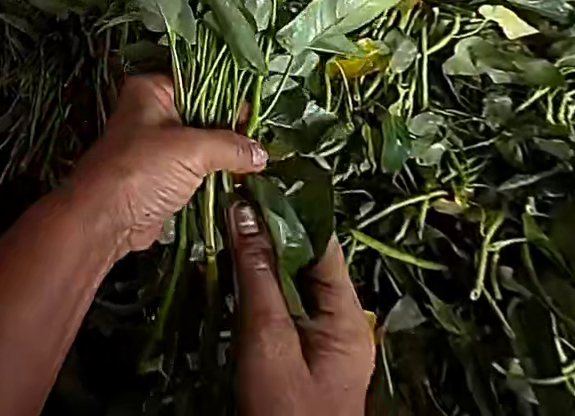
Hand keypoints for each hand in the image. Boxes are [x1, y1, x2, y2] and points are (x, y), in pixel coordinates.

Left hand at [59, 75, 267, 255]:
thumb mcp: (192, 150)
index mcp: (152, 89)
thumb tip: (261, 153)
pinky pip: (193, 167)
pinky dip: (211, 173)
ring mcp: (155, 142)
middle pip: (200, 112)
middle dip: (228, 129)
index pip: (199, 82)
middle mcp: (152, 110)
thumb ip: (230, 146)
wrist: (105, 218)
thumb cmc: (142, 169)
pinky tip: (237, 179)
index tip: (255, 117)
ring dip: (222, 155)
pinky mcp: (159, 173)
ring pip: (198, 142)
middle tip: (259, 141)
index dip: (228, 98)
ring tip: (255, 161)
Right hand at [230, 202, 376, 414]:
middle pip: (305, 255)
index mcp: (346, 314)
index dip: (288, 208)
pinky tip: (232, 261)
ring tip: (228, 218)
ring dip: (260, 251)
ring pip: (290, 276)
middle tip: (232, 196)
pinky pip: (281, 298)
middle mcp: (340, 318)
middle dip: (268, 227)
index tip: (252, 181)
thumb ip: (256, 271)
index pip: (321, 241)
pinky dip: (258, 277)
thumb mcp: (268, 337)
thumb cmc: (285, 410)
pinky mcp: (300, 347)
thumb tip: (243, 209)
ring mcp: (321, 334)